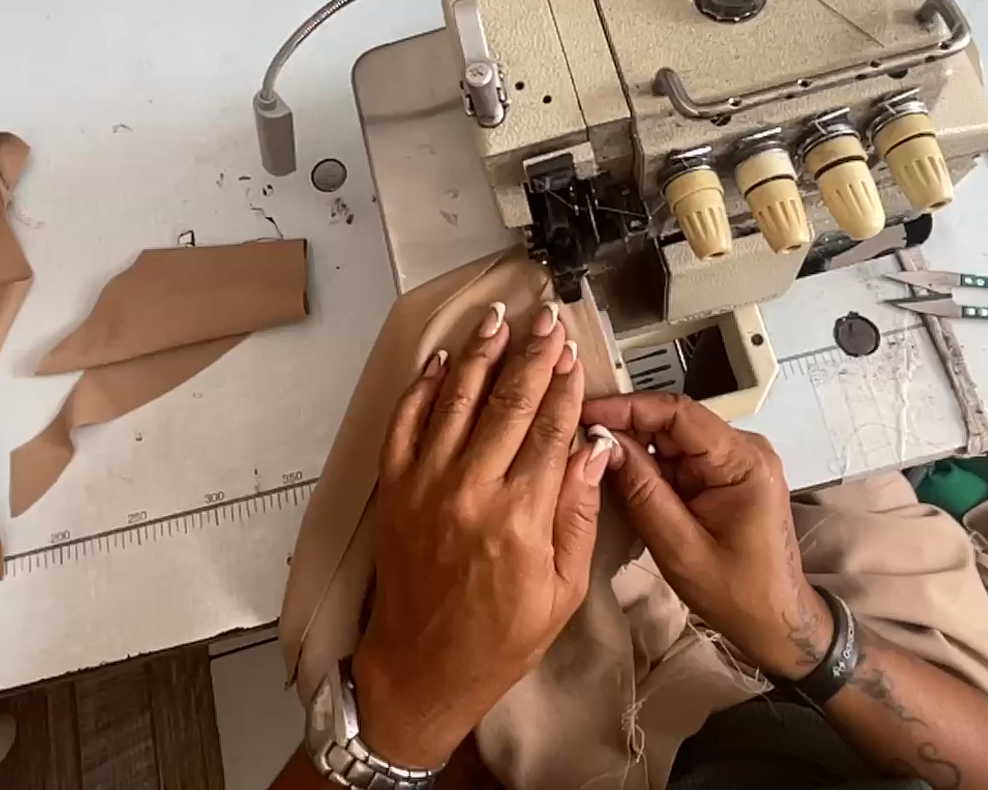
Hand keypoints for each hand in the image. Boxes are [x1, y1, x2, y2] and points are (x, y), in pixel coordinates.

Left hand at [352, 303, 616, 768]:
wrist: (421, 669)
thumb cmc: (499, 638)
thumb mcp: (562, 590)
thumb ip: (577, 513)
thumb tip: (593, 449)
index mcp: (520, 517)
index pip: (550, 429)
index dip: (563, 385)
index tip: (571, 353)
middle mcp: (471, 489)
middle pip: (508, 403)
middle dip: (531, 354)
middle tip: (544, 318)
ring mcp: (425, 483)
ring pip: (457, 400)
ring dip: (480, 355)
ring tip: (497, 319)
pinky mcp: (395, 487)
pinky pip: (406, 423)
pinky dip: (422, 387)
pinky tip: (440, 360)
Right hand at [582, 392, 832, 679]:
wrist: (778, 622)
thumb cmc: (737, 593)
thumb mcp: (680, 548)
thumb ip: (641, 492)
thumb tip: (604, 444)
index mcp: (743, 461)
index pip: (679, 413)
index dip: (629, 407)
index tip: (587, 413)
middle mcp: (744, 448)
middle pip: (674, 421)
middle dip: (626, 427)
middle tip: (581, 438)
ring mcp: (735, 458)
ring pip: (672, 437)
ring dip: (635, 446)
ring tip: (594, 455)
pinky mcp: (724, 471)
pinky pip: (679, 455)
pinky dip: (649, 464)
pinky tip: (622, 473)